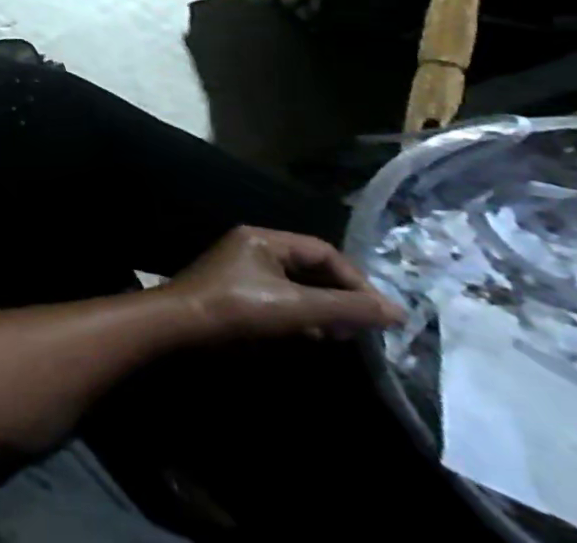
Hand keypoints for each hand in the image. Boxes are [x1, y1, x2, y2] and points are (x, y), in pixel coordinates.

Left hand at [165, 226, 403, 340]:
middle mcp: (253, 247)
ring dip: (322, 309)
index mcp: (263, 239)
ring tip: (341, 335)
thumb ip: (346, 307)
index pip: (323, 252)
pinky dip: (300, 315)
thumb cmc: (237, 308)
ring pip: (297, 286)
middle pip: (311, 268)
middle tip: (362, 327)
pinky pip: (279, 299)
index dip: (356, 281)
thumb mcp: (296, 307)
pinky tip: (312, 336)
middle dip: (340, 296)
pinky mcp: (236, 293)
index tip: (380, 314)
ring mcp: (242, 270)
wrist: (179, 326)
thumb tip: (398, 311)